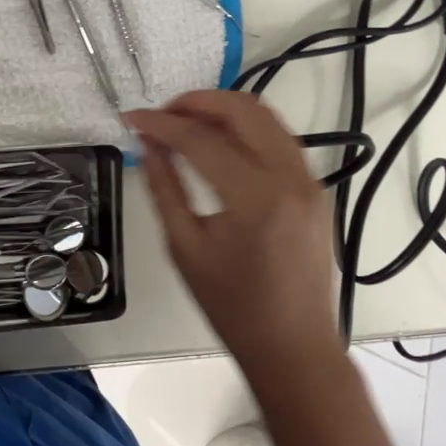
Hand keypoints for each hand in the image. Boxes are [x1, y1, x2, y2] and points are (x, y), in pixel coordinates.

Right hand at [124, 91, 344, 371]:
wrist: (291, 343)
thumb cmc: (231, 306)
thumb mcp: (184, 247)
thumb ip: (165, 188)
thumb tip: (149, 146)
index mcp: (256, 199)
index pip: (201, 140)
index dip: (160, 124)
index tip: (131, 117)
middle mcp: (292, 180)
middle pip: (245, 111)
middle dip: (197, 102)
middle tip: (160, 114)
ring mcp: (310, 182)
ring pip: (268, 118)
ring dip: (223, 111)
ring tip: (183, 123)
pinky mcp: (314, 190)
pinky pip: (279, 140)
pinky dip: (246, 129)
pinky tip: (216, 142)